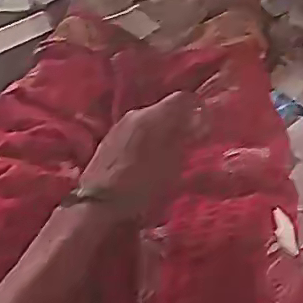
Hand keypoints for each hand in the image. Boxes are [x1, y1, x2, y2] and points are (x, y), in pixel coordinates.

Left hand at [69, 91, 191, 220]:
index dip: (198, 109)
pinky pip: (136, 131)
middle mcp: (136, 114)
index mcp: (154, 116)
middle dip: (180, 122)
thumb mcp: (174, 165)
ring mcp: (119, 126)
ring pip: (150, 120)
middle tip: (190, 142)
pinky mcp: (108, 139)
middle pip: (166, 108)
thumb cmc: (142, 185)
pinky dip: (146, 139)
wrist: (98, 205)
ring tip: (169, 153)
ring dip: (163, 131)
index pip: (183, 98)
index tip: (205, 126)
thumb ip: (187, 139)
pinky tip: (147, 159)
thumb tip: (197, 122)